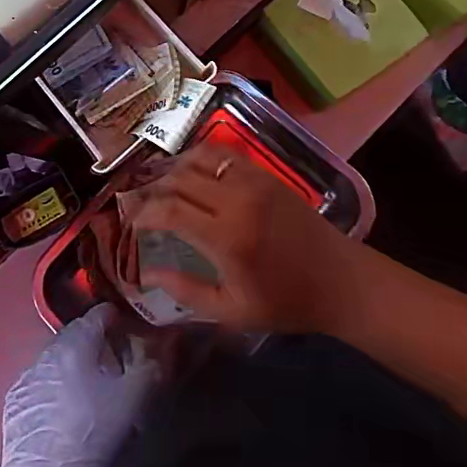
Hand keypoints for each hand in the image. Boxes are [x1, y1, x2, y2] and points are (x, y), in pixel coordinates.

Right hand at [129, 142, 367, 332]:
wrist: (337, 278)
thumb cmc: (284, 302)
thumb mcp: (231, 310)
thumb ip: (186, 290)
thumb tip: (148, 272)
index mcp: (226, 237)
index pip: (170, 210)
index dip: (143, 212)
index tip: (129, 219)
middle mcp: (237, 200)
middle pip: (181, 179)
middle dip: (153, 187)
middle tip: (136, 199)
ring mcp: (254, 181)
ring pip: (202, 158)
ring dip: (175, 166)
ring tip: (157, 180)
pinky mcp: (267, 174)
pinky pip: (226, 155)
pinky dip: (202, 158)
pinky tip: (191, 170)